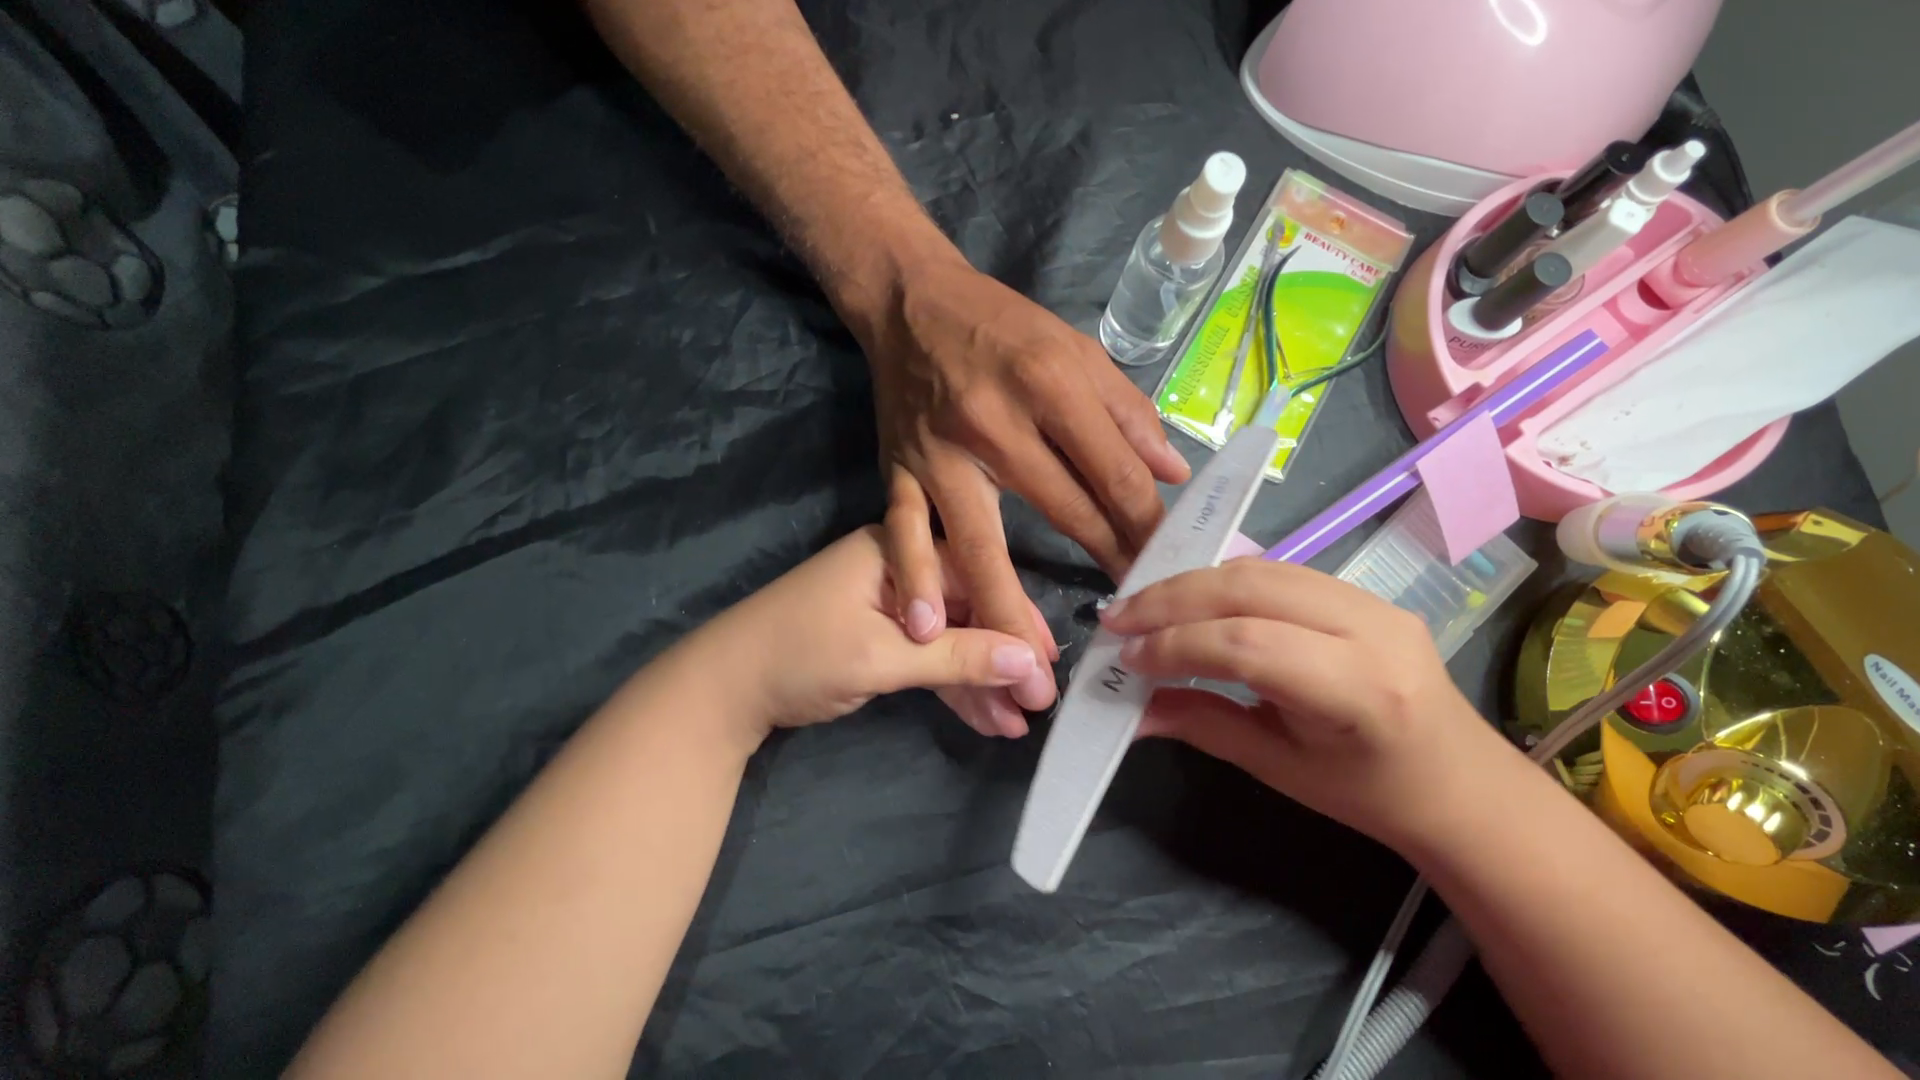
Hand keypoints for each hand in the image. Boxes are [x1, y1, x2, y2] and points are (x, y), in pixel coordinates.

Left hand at [692, 526, 1057, 740]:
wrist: (721, 688)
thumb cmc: (799, 655)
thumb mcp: (883, 657)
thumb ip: (958, 658)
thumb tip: (1031, 663)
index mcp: (898, 551)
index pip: (975, 580)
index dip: (1015, 625)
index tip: (1051, 667)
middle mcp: (901, 571)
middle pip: (967, 612)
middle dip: (1002, 660)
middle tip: (1041, 703)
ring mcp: (890, 607)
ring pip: (950, 642)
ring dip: (981, 682)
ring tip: (1019, 724)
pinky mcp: (880, 639)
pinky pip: (928, 660)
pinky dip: (952, 689)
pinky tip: (987, 720)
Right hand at [856, 252, 1190, 708]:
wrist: (910, 302)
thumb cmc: (1001, 323)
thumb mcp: (1075, 345)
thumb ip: (1127, 410)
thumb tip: (1172, 472)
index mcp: (1051, 383)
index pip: (1115, 471)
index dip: (1149, 525)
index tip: (1175, 567)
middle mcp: (997, 423)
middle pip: (1064, 511)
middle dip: (1107, 566)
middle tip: (1138, 621)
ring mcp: (941, 454)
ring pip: (981, 541)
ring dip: (1011, 605)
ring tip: (1037, 663)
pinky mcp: (898, 470)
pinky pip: (905, 533)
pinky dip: (915, 580)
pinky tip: (927, 630)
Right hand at [1100, 559, 1519, 852]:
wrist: (1460, 783)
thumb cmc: (1371, 793)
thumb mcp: (1280, 769)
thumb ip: (1203, 725)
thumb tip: (1130, 711)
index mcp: (1360, 689)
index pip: (1249, 643)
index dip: (1177, 645)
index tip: (1126, 659)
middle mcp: (1372, 629)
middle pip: (1250, 589)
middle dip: (1172, 599)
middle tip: (1117, 620)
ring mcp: (1373, 601)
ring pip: (1261, 568)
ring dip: (1192, 583)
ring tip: (1142, 607)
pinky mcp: (1363, 592)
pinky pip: (1279, 571)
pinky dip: (1224, 582)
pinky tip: (1190, 601)